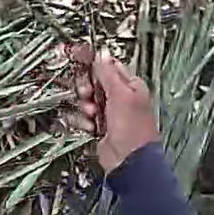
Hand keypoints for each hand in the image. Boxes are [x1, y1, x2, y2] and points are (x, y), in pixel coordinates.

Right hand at [64, 44, 159, 174]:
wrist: (127, 160)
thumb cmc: (132, 129)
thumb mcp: (120, 94)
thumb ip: (109, 73)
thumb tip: (102, 55)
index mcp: (131, 86)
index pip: (110, 67)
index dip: (95, 66)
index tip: (81, 62)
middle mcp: (121, 98)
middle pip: (95, 84)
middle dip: (88, 89)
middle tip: (87, 94)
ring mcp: (110, 113)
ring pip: (87, 101)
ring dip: (86, 107)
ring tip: (92, 114)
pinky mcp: (100, 127)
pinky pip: (85, 118)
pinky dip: (85, 122)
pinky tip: (91, 126)